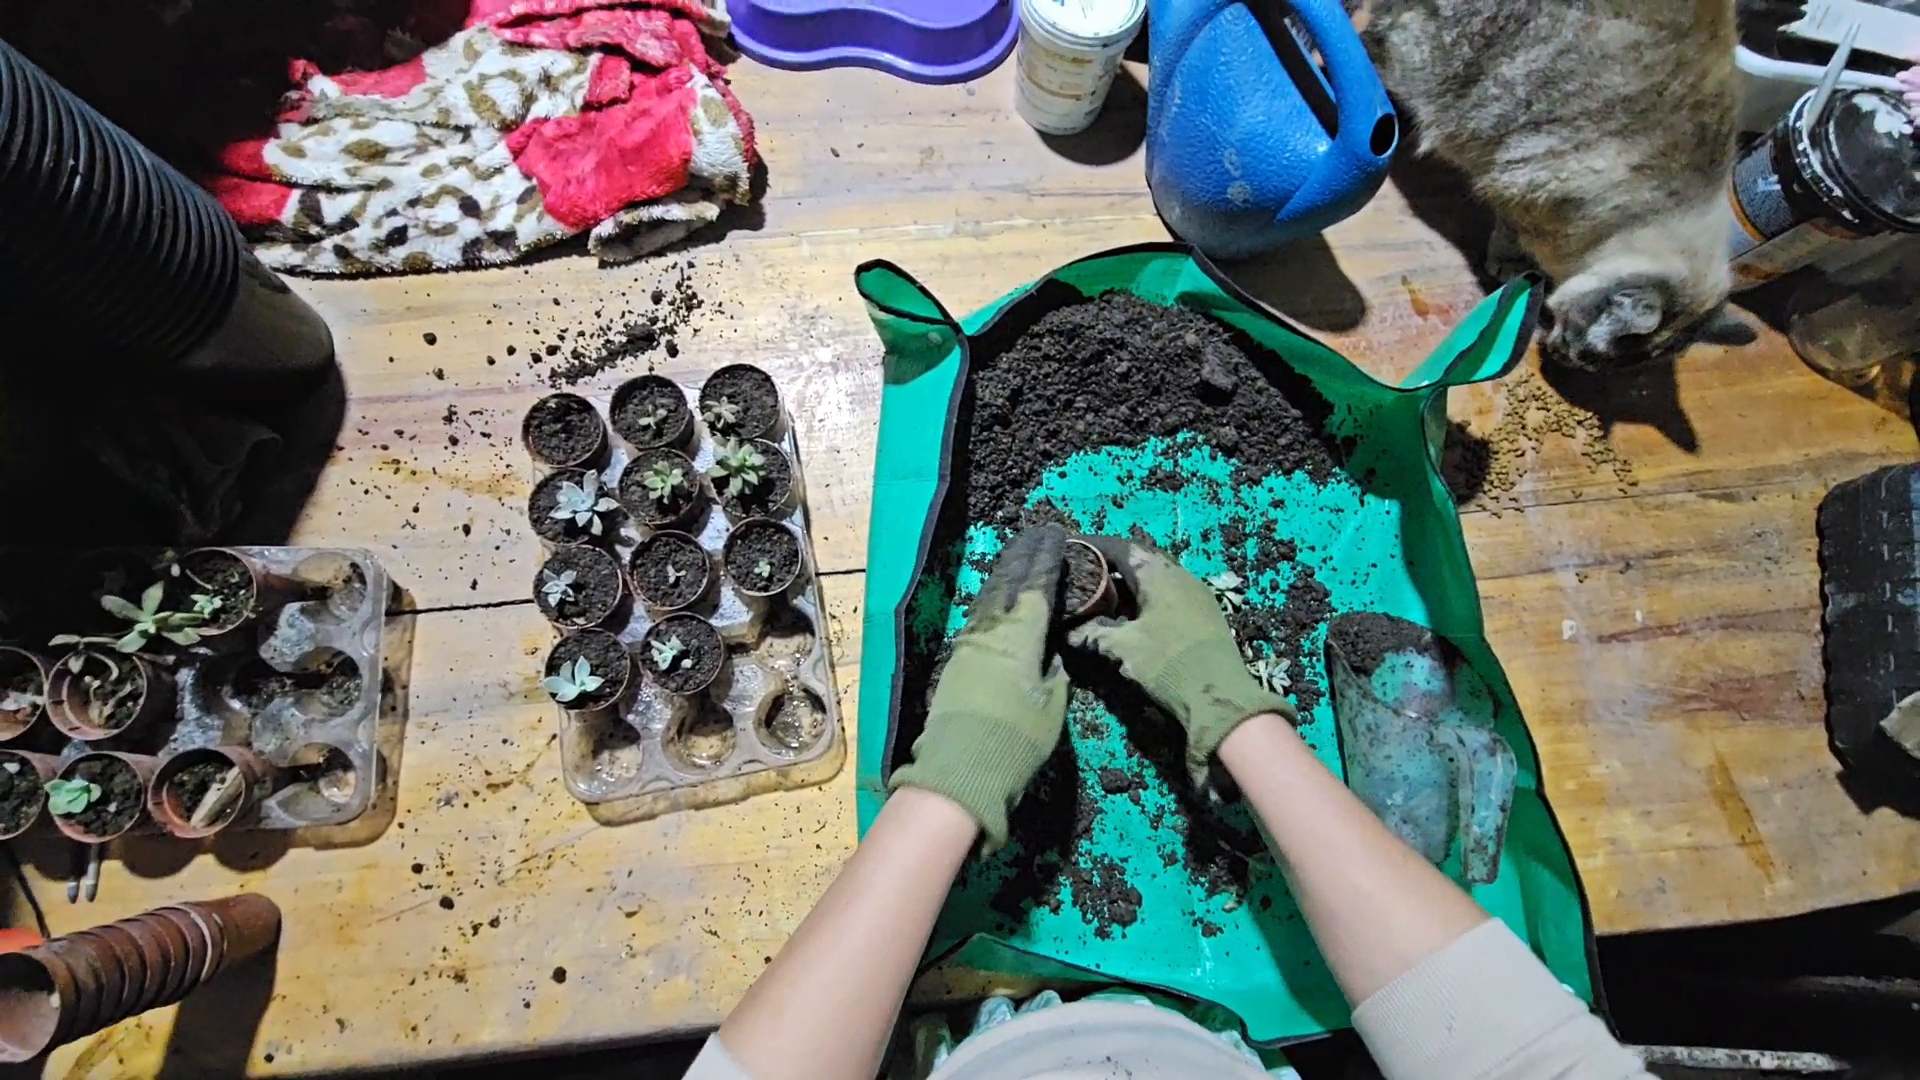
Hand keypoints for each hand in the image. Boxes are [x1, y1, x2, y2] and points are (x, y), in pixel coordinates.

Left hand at [888, 525, 1069, 849]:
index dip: (1048, 560)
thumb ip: (1054, 676)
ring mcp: (969, 643)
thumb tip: (1053, 657)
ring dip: (1004, 575)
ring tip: (1016, 558)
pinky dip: (991, 601)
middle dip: (1023, 557)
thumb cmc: (1016, 739)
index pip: (1037, 586)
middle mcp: (992, 629)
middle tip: (1036, 537)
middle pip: (1009, 583)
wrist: (960, 766)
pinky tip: (995, 599)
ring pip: (989, 599)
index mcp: (1021, 635)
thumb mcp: (1051, 709)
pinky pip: (978, 617)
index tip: (1055, 538)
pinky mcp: (955, 659)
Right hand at [1069, 536, 1292, 788]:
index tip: (1072, 549)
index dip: (1093, 546)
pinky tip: (1130, 614)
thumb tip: (1068, 632)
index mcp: (1157, 573)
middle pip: (1138, 560)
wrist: (1219, 696)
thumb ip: (1092, 633)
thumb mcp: (1122, 647)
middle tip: (1084, 574)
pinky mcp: (1203, 611)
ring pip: (1154, 577)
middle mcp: (1178, 574)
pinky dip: (1144, 597)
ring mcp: (1195, 592)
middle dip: (1109, 565)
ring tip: (1103, 595)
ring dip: (1128, 584)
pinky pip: (1167, 592)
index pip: (1119, 547)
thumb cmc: (1167, 662)